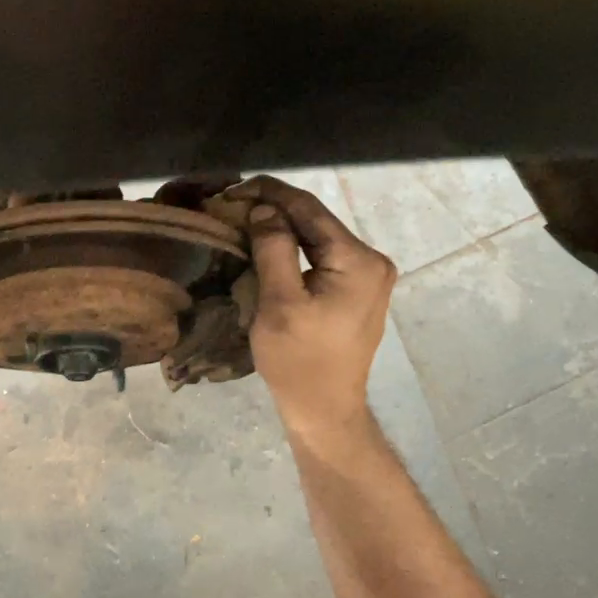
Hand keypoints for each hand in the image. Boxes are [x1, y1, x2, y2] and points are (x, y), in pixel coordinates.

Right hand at [227, 176, 396, 437]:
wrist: (323, 407)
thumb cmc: (298, 359)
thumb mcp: (279, 302)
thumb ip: (273, 249)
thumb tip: (261, 208)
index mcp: (358, 261)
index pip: (308, 208)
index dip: (267, 193)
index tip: (228, 191)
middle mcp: (371, 259)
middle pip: (313, 218)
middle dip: (270, 206)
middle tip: (226, 204)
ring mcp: (366, 273)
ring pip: (314, 233)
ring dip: (277, 223)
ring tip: (238, 217)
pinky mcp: (354, 285)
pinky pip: (318, 251)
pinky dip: (289, 242)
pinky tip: (262, 240)